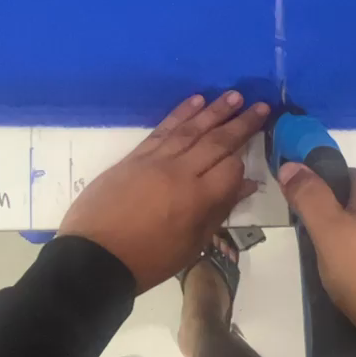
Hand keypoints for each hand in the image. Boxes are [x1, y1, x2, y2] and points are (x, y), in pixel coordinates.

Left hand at [59, 92, 268, 291]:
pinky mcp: (135, 156)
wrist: (94, 257)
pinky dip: (180, 113)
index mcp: (197, 199)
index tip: (255, 154)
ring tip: (235, 96)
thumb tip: (246, 186)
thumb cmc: (148, 260)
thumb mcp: (191, 245)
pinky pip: (163, 129)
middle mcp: (180, 172)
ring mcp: (155, 160)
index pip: (231, 169)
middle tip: (262, 106)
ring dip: (215, 111)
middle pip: (217, 142)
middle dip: (242, 124)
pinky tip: (196, 101)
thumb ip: (219, 211)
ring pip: (191, 129)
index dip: (244, 162)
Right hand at [279, 163, 355, 356]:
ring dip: (337, 241)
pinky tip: (343, 280)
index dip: (315, 183)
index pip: (341, 173)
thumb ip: (309, 197)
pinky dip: (352, 261)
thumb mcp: (329, 231)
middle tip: (304, 240)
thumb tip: (291, 163)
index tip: (295, 206)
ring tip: (320, 265)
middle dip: (324, 216)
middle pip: (349, 202)